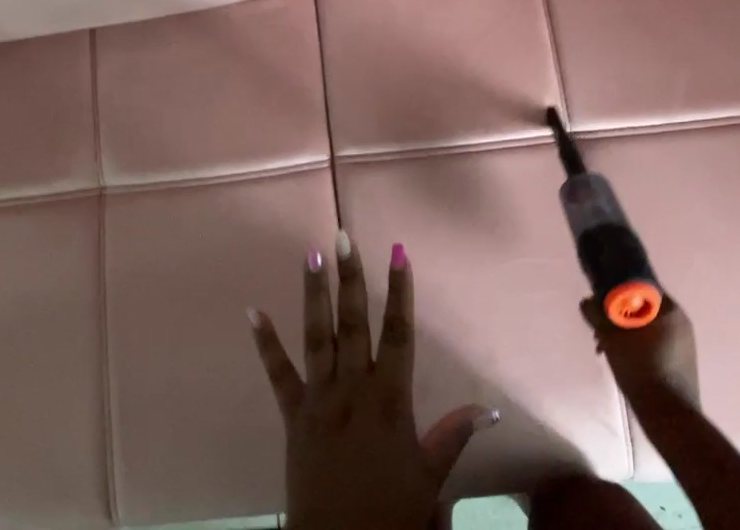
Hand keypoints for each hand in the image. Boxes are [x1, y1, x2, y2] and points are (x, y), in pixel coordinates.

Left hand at [249, 232, 499, 529]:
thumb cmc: (390, 510)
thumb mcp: (430, 476)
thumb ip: (453, 436)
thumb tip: (486, 408)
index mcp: (390, 398)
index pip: (399, 333)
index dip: (400, 291)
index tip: (399, 252)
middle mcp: (353, 388)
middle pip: (353, 323)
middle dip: (351, 278)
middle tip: (343, 237)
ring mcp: (319, 398)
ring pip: (317, 337)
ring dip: (313, 295)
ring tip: (311, 255)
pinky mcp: (292, 414)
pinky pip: (277, 373)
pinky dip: (265, 342)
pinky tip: (252, 311)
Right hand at [581, 295, 700, 406]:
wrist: (668, 413)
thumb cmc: (639, 367)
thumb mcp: (610, 337)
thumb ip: (596, 314)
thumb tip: (587, 301)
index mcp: (668, 308)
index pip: (639, 285)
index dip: (616, 290)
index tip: (601, 302)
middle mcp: (681, 320)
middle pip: (643, 307)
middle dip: (619, 315)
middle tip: (600, 330)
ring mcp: (686, 341)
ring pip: (649, 325)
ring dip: (627, 331)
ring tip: (608, 349)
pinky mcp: (685, 359)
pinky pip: (658, 341)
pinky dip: (640, 344)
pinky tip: (625, 361)